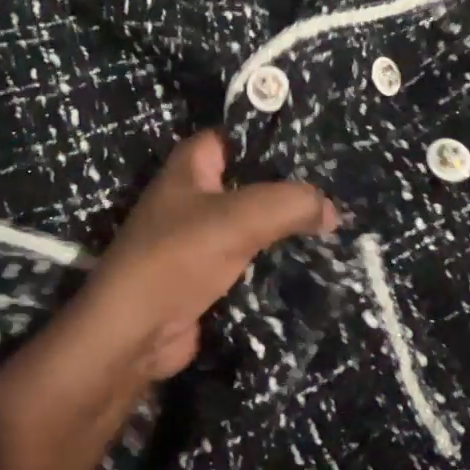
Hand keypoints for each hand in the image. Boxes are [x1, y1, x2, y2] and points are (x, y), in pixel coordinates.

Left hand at [75, 129, 338, 379]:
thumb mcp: (238, 219)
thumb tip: (330, 209)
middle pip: (252, 178)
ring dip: (285, 227)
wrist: (133, 334)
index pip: (242, 134)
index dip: (278, 139)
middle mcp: (195, 191)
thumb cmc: (176, 258)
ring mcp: (199, 233)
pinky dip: (275, 259)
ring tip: (333, 227)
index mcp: (193, 162)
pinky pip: (250, 256)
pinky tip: (311, 262)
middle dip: (289, 187)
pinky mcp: (207, 272)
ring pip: (254, 220)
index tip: (322, 151)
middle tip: (336, 194)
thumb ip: (289, 203)